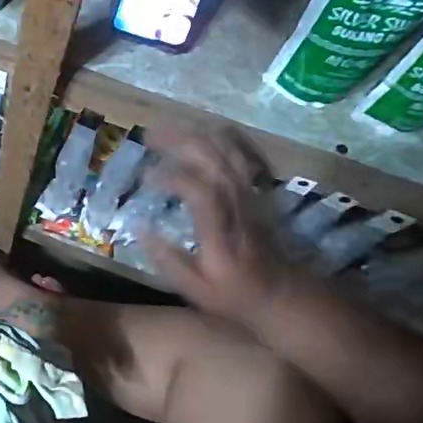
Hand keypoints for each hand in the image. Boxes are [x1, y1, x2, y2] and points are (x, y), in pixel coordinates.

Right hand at [142, 124, 315, 325]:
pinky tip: (200, 129)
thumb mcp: (195, 290)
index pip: (200, 191)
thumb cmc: (235, 295)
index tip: (145, 175)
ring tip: (166, 127)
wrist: (284, 294)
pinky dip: (220, 136)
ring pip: (226, 152)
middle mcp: (237, 204)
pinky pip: (240, 153)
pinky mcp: (254, 190)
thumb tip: (139, 228)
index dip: (171, 177)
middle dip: (179, 142)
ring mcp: (249, 194)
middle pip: (214, 160)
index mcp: (221, 231)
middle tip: (147, 136)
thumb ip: (167, 260)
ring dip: (195, 134)